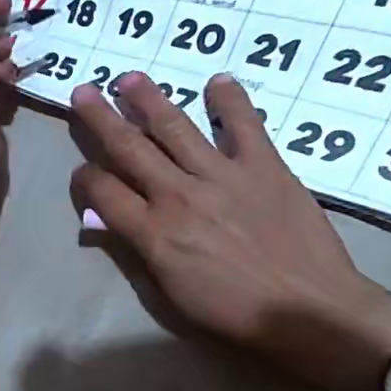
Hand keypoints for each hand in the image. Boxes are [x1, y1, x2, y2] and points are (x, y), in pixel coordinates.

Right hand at [69, 71, 390, 390]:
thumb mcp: (170, 294)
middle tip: (83, 90)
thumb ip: (134, 249)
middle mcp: (178, 194)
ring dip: (148, 99)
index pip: (103, 190)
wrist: (307, 311)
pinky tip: (218, 81)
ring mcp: (222, 175)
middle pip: (128, 147)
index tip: (82, 170)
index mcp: (154, 231)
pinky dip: (231, 100)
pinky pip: (244, 124)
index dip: (85, 177)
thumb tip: (99, 218)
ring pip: (175, 127)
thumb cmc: (234, 313)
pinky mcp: (264, 166)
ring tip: (129, 78)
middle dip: (100, 117)